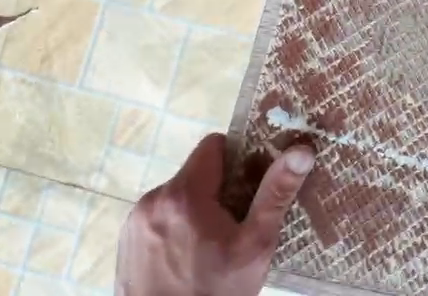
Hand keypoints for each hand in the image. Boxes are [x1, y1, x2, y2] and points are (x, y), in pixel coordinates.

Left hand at [116, 133, 314, 295]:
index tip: (254, 183)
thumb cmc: (214, 294)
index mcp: (181, 195)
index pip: (215, 146)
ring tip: (216, 245)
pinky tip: (191, 259)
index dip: (239, 157)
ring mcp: (133, 226)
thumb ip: (276, 193)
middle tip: (240, 221)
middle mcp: (151, 202)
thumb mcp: (255, 246)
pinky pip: (161, 219)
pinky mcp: (125, 247)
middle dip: (221, 189)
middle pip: (197, 172)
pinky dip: (178, 228)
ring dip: (199, 209)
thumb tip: (302, 150)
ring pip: (179, 196)